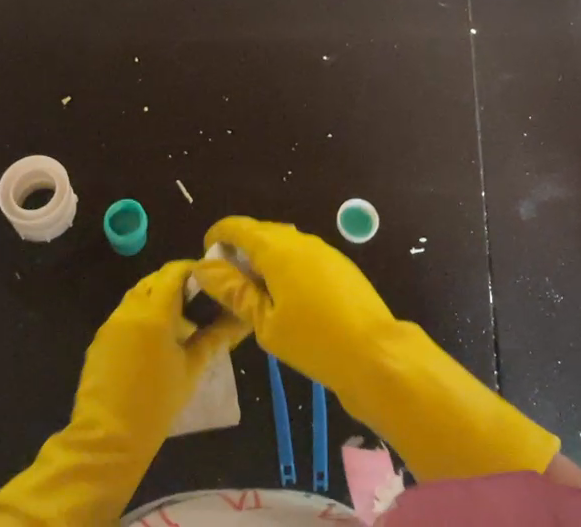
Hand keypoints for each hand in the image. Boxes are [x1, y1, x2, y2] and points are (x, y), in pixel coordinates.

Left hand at [0, 261, 247, 524]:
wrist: (109, 437)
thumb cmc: (157, 403)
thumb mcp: (192, 369)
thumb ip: (215, 337)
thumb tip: (241, 319)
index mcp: (155, 312)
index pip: (174, 271)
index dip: (193, 269)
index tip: (211, 279)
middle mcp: (130, 309)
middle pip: (154, 280)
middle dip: (176, 284)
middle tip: (198, 302)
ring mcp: (111, 323)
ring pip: (138, 296)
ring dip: (158, 299)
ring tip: (178, 323)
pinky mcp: (100, 339)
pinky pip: (124, 315)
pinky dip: (141, 316)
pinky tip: (154, 342)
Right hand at [191, 216, 397, 393]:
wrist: (376, 354)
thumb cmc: (313, 341)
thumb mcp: (265, 323)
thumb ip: (234, 292)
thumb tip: (205, 268)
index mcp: (277, 248)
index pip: (237, 227)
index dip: (217, 236)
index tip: (206, 259)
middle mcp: (300, 240)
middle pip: (261, 233)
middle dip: (240, 250)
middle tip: (227, 284)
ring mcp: (324, 251)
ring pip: (284, 244)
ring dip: (264, 260)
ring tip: (254, 295)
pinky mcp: (340, 266)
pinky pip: (303, 256)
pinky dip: (286, 268)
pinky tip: (286, 299)